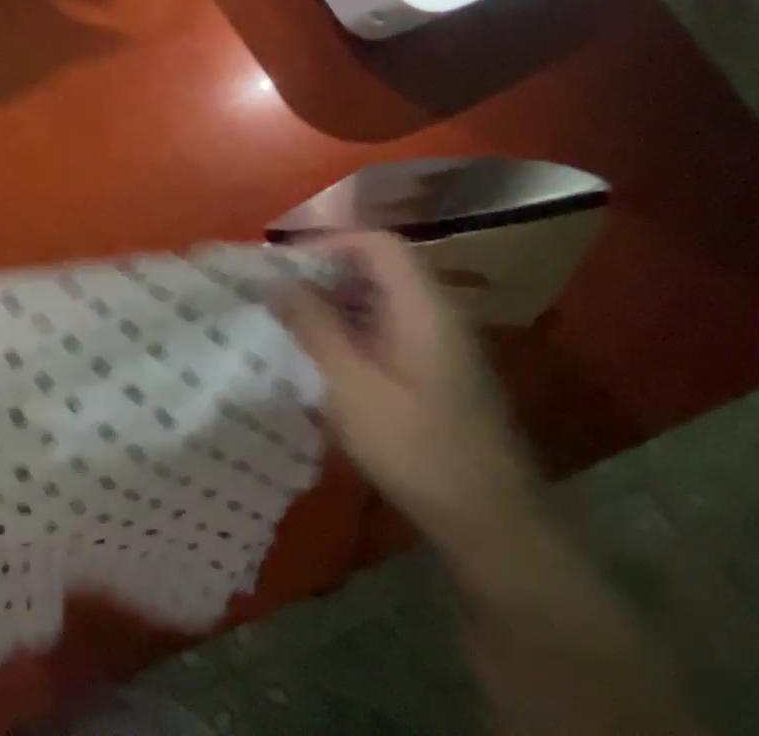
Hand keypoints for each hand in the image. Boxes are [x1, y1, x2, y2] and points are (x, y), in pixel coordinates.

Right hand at [276, 232, 542, 553]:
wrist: (485, 516)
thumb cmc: (413, 445)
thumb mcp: (349, 383)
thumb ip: (312, 326)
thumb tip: (277, 280)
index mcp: (424, 307)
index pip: (377, 244)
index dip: (326, 242)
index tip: (277, 265)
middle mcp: (440, 314)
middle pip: (380, 266)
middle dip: (322, 270)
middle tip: (273, 291)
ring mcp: (442, 343)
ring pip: (382, 298)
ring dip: (333, 300)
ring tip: (286, 319)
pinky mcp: (437, 370)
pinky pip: (388, 326)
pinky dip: (349, 326)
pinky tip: (320, 354)